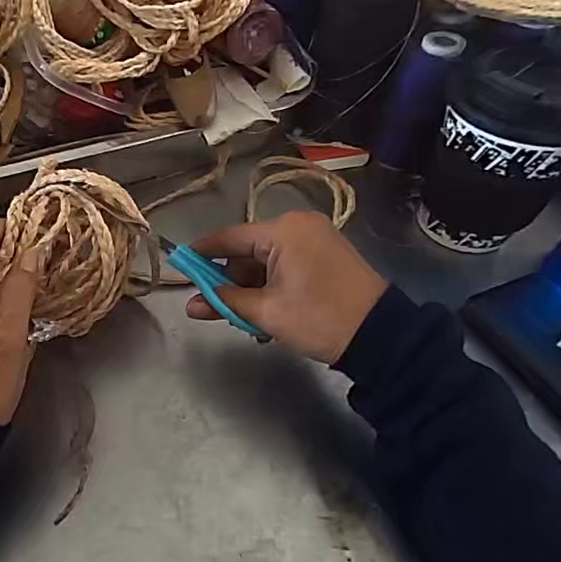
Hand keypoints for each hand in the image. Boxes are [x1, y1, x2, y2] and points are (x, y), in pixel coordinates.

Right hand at [186, 210, 388, 363]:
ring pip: (266, 261)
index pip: (229, 238)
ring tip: (246, 321)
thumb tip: (191, 304)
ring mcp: (315, 239)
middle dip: (230, 281)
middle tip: (215, 309)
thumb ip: (224, 302)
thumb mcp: (266, 313)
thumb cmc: (319, 319)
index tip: (179, 266)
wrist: (381, 335)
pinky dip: (272, 286)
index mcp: (284, 231)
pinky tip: (266, 314)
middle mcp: (299, 226)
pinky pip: (286, 265)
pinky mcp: (325, 255)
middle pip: (248, 251)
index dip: (201, 254)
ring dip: (251, 289)